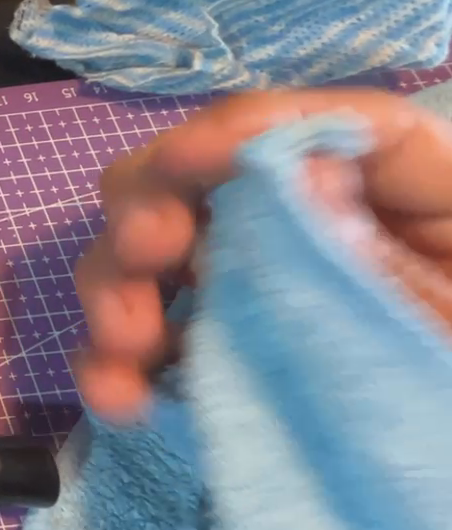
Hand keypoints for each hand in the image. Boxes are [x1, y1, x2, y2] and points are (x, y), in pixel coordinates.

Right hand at [75, 89, 451, 422]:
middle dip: (148, 210)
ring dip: (116, 292)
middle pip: (191, 183)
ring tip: (125, 344)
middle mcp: (299, 236)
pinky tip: (119, 399)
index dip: (251, 130)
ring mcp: (238, 296)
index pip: (334, 132)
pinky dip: (112, 366)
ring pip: (136, 259)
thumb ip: (380, 249)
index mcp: (414, 212)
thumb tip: (297, 166)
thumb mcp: (451, 317)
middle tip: (145, 252)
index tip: (193, 158)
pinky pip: (130, 344)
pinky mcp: (201, 356)